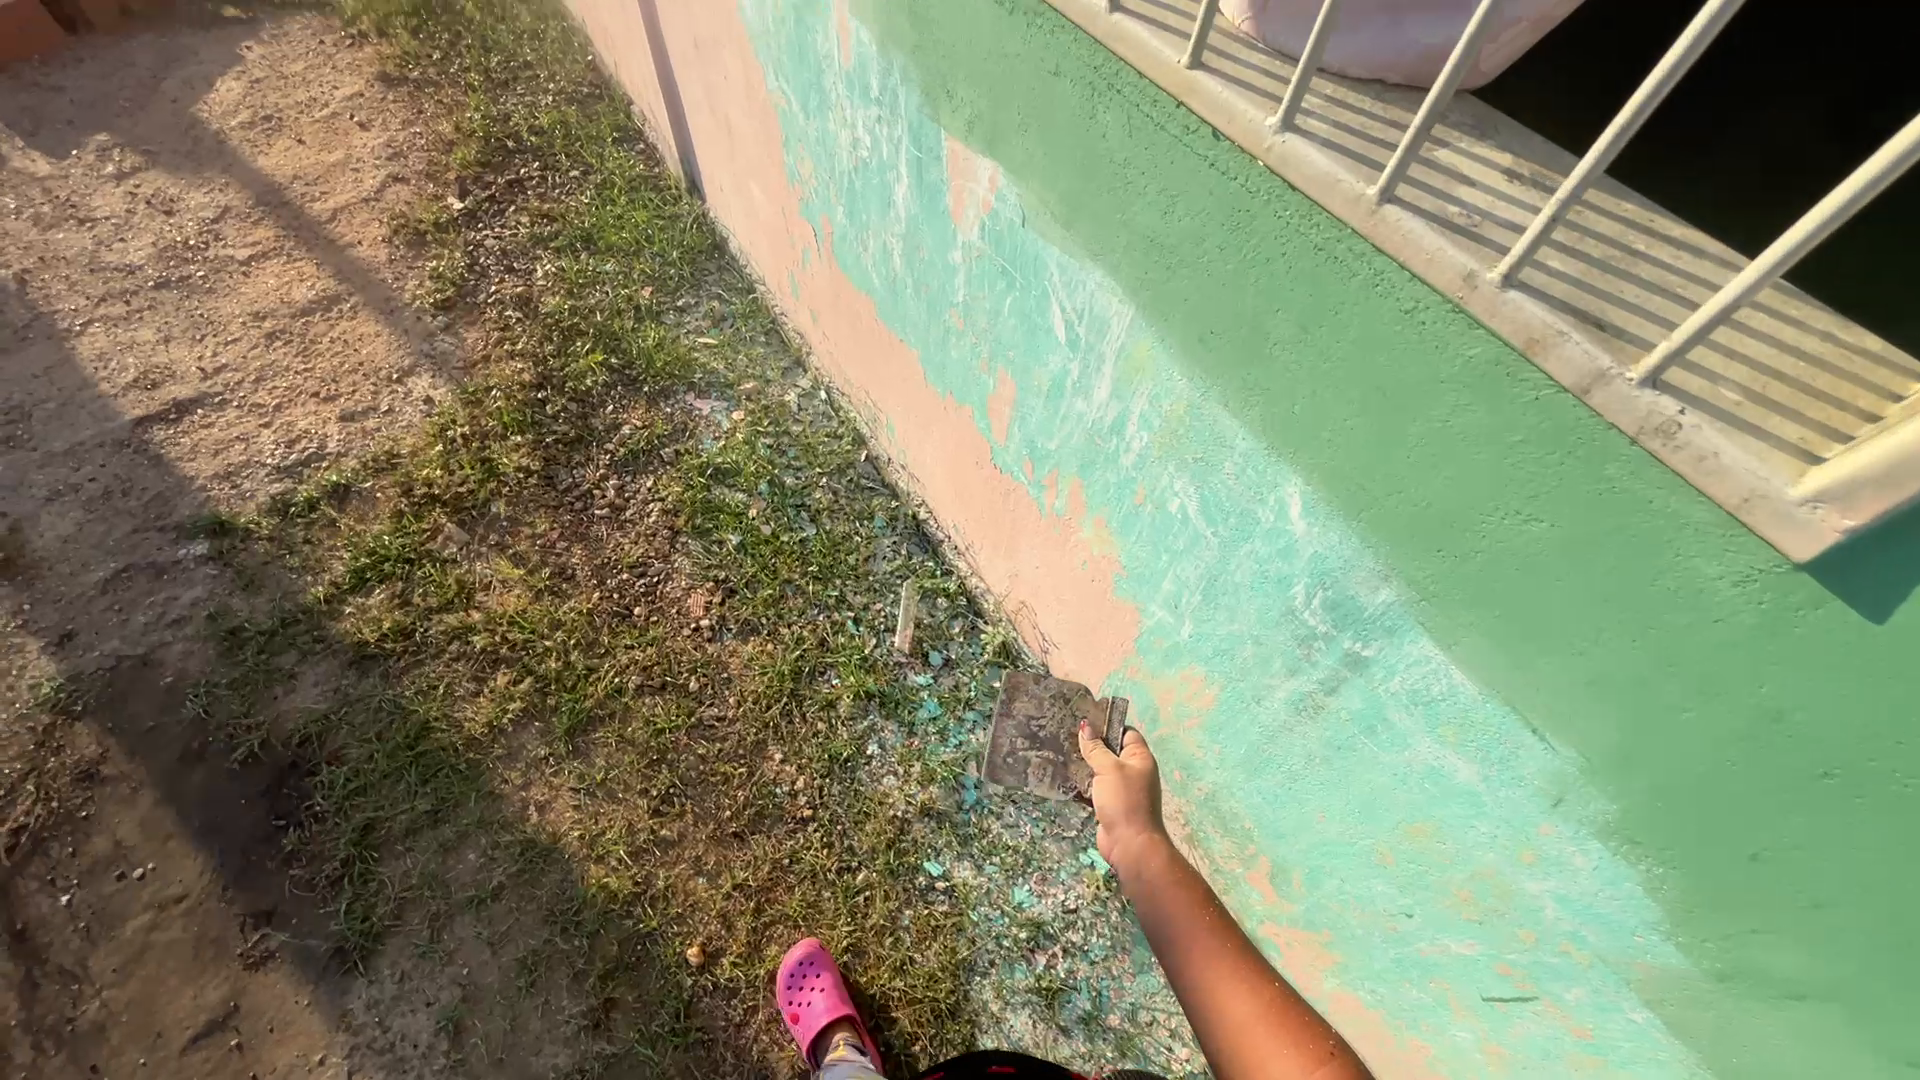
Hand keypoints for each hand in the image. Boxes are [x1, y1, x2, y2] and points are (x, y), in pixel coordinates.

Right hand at [1078, 721, 1166, 874]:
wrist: (1130, 845)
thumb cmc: (1124, 801)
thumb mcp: (1108, 769)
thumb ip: (1096, 748)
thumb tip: (1086, 727)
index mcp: (1140, 757)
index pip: (1125, 732)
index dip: (1108, 725)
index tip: (1085, 721)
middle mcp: (1133, 771)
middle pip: (1112, 750)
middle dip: (1092, 744)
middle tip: (1067, 735)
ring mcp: (1122, 788)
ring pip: (1101, 769)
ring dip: (1085, 764)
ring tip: (1062, 752)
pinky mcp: (1111, 804)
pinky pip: (1096, 787)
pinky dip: (1083, 783)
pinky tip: (1065, 777)